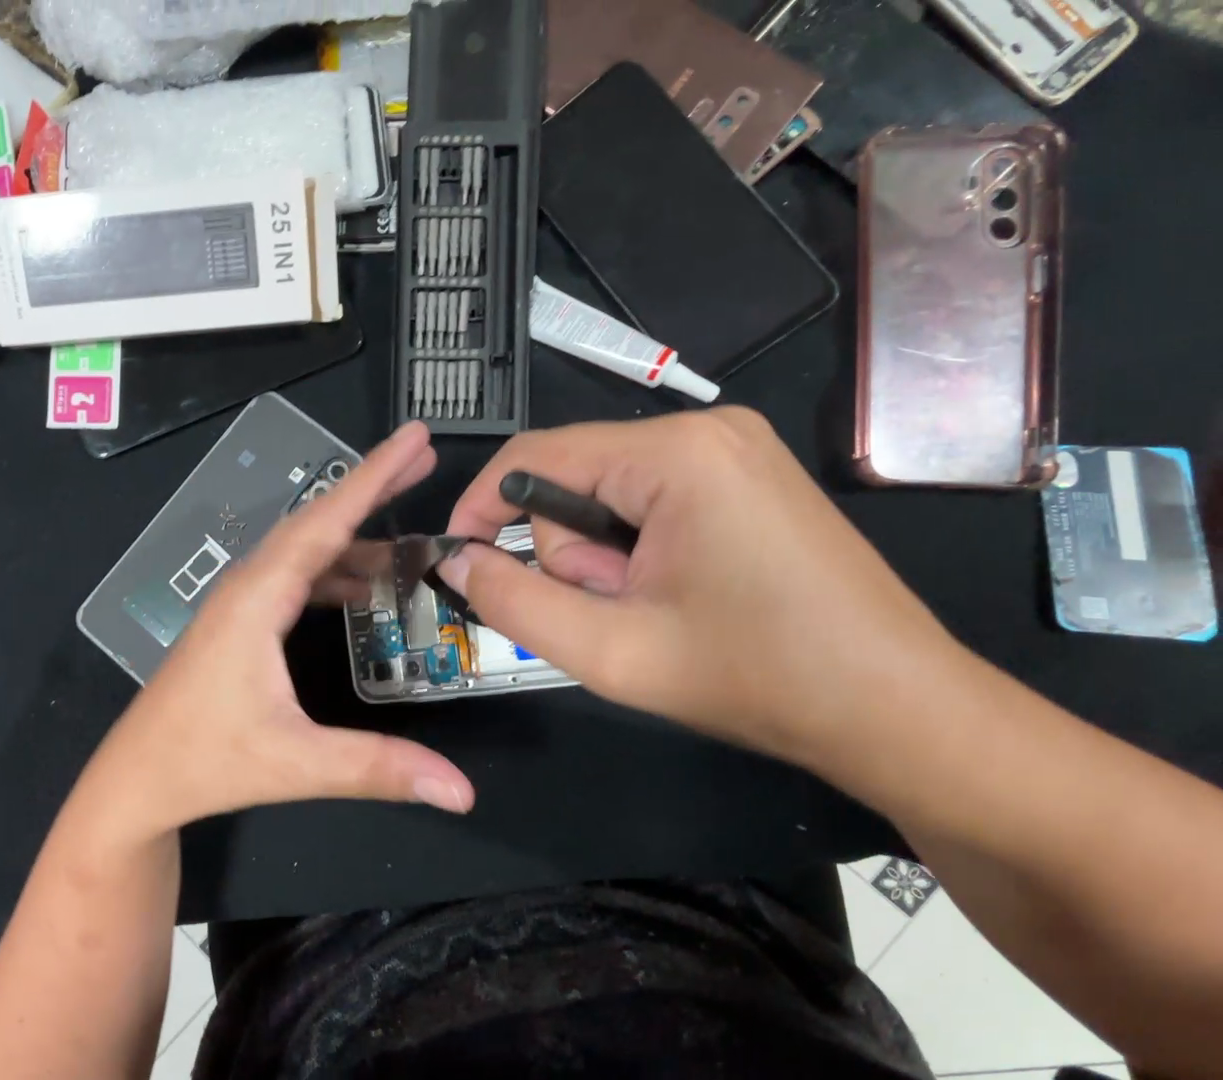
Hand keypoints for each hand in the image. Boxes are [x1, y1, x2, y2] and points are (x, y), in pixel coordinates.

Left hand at [84, 421, 475, 839]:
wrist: (139, 777)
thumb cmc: (204, 761)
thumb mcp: (295, 764)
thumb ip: (377, 768)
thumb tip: (461, 790)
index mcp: (257, 599)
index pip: (325, 522)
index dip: (373, 477)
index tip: (414, 438)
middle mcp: (248, 587)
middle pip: (317, 522)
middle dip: (372, 488)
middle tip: (424, 458)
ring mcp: (240, 602)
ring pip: (304, 549)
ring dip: (356, 534)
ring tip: (411, 531)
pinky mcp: (239, 622)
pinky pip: (294, 577)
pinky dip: (334, 570)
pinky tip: (362, 587)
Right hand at [435, 408, 967, 763]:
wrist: (898, 712)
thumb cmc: (755, 677)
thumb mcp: (609, 651)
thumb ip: (512, 602)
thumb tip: (454, 561)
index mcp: (675, 454)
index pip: (534, 457)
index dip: (480, 508)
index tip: (461, 564)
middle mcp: (707, 430)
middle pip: (573, 478)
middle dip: (573, 554)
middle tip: (616, 615)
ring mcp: (736, 451)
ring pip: (609, 494)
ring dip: (607, 560)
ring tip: (653, 613)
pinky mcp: (749, 478)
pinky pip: (651, 501)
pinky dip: (640, 551)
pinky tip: (679, 595)